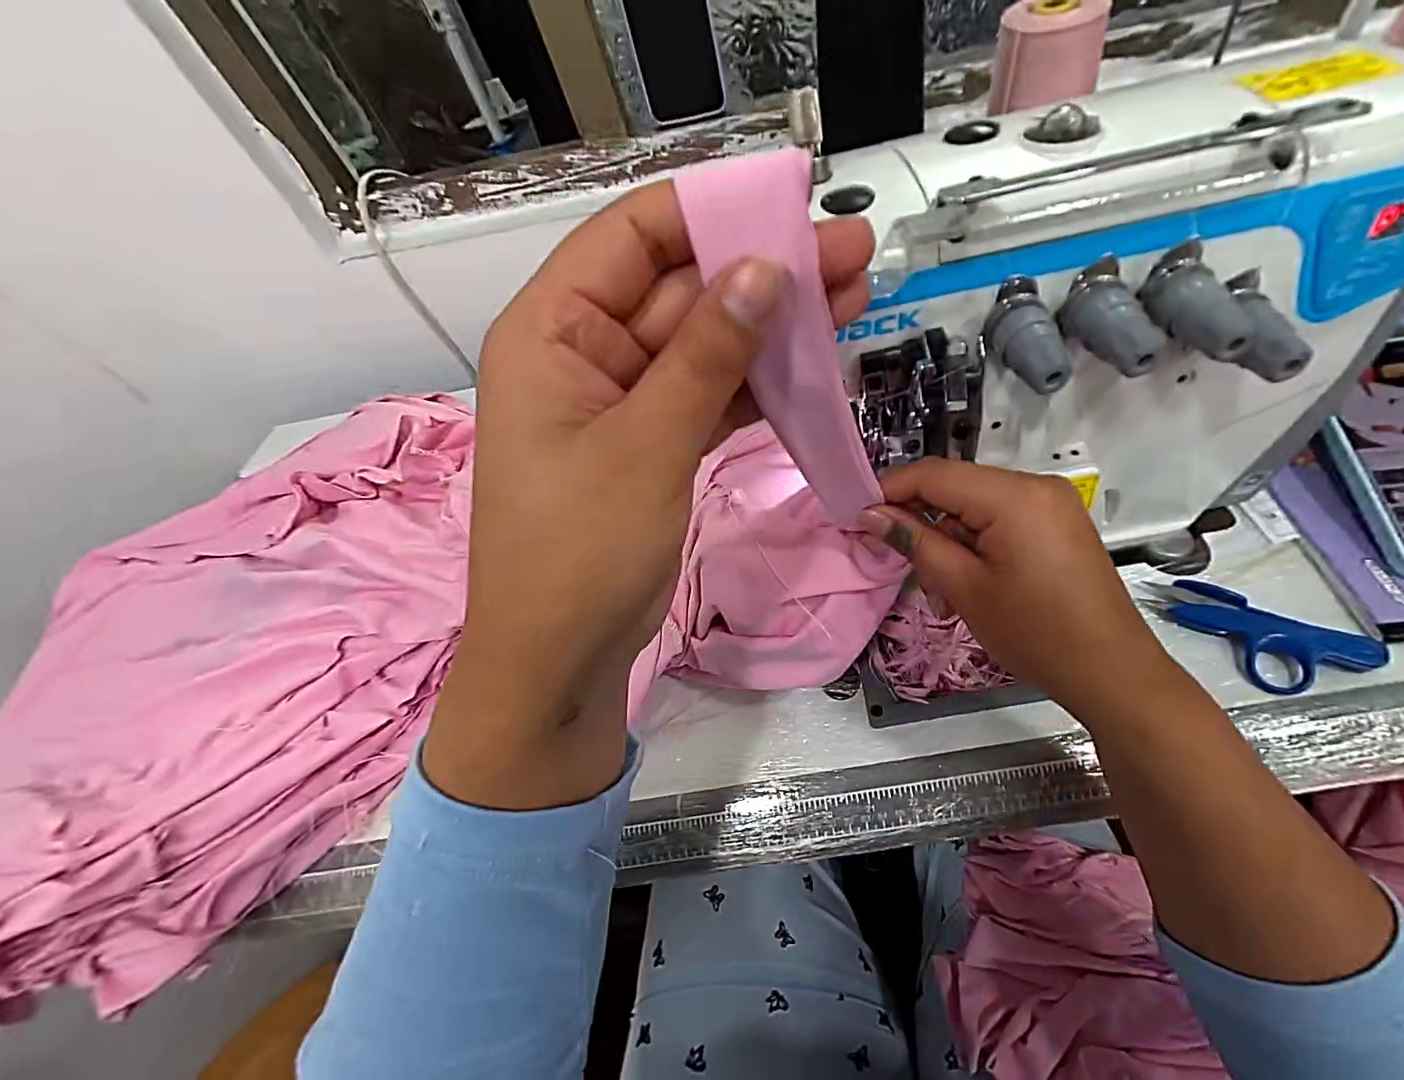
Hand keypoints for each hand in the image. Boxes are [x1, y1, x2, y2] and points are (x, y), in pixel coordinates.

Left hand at [425, 181, 874, 808]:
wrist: (563, 659)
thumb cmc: (580, 552)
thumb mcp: (646, 443)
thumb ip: (707, 354)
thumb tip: (764, 268)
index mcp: (552, 331)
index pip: (632, 238)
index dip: (709, 210)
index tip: (787, 196)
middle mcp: (585, 353)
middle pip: (682, 289)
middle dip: (762, 270)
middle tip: (849, 251)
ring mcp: (625, 401)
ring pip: (707, 344)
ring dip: (772, 326)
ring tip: (852, 295)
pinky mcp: (657, 443)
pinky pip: (712, 394)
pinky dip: (758, 382)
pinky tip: (813, 361)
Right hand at [869, 460, 1397, 983]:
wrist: (1112, 671)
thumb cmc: (1034, 632)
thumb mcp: (965, 588)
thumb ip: (915, 542)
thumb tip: (870, 515)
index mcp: (1013, 495)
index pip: (934, 473)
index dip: (890, 488)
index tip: (856, 513)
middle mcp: (1036, 484)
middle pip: (958, 484)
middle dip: (919, 512)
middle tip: (888, 548)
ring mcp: (1053, 502)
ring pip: (979, 500)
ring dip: (947, 527)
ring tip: (933, 573)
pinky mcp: (1060, 522)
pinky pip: (1004, 514)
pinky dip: (976, 535)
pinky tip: (966, 570)